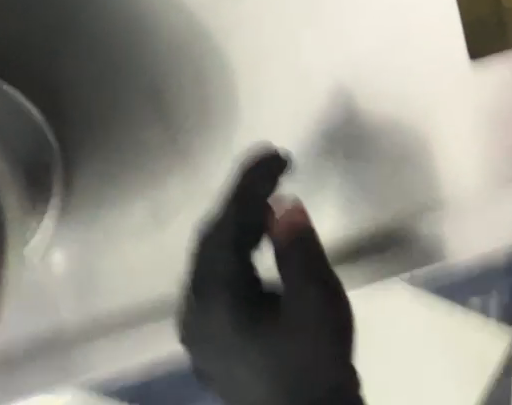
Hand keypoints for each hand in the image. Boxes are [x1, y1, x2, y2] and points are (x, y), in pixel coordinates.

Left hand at [179, 149, 360, 404]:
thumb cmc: (312, 357)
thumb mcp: (315, 299)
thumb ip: (297, 249)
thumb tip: (284, 203)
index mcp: (215, 299)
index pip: (225, 227)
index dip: (249, 186)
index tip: (277, 154)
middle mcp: (196, 311)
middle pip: (213, 242)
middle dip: (243, 199)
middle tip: (279, 165)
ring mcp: (203, 327)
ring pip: (215, 259)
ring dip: (242, 222)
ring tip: (274, 193)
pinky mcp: (217, 336)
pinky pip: (221, 276)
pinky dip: (241, 246)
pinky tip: (262, 240)